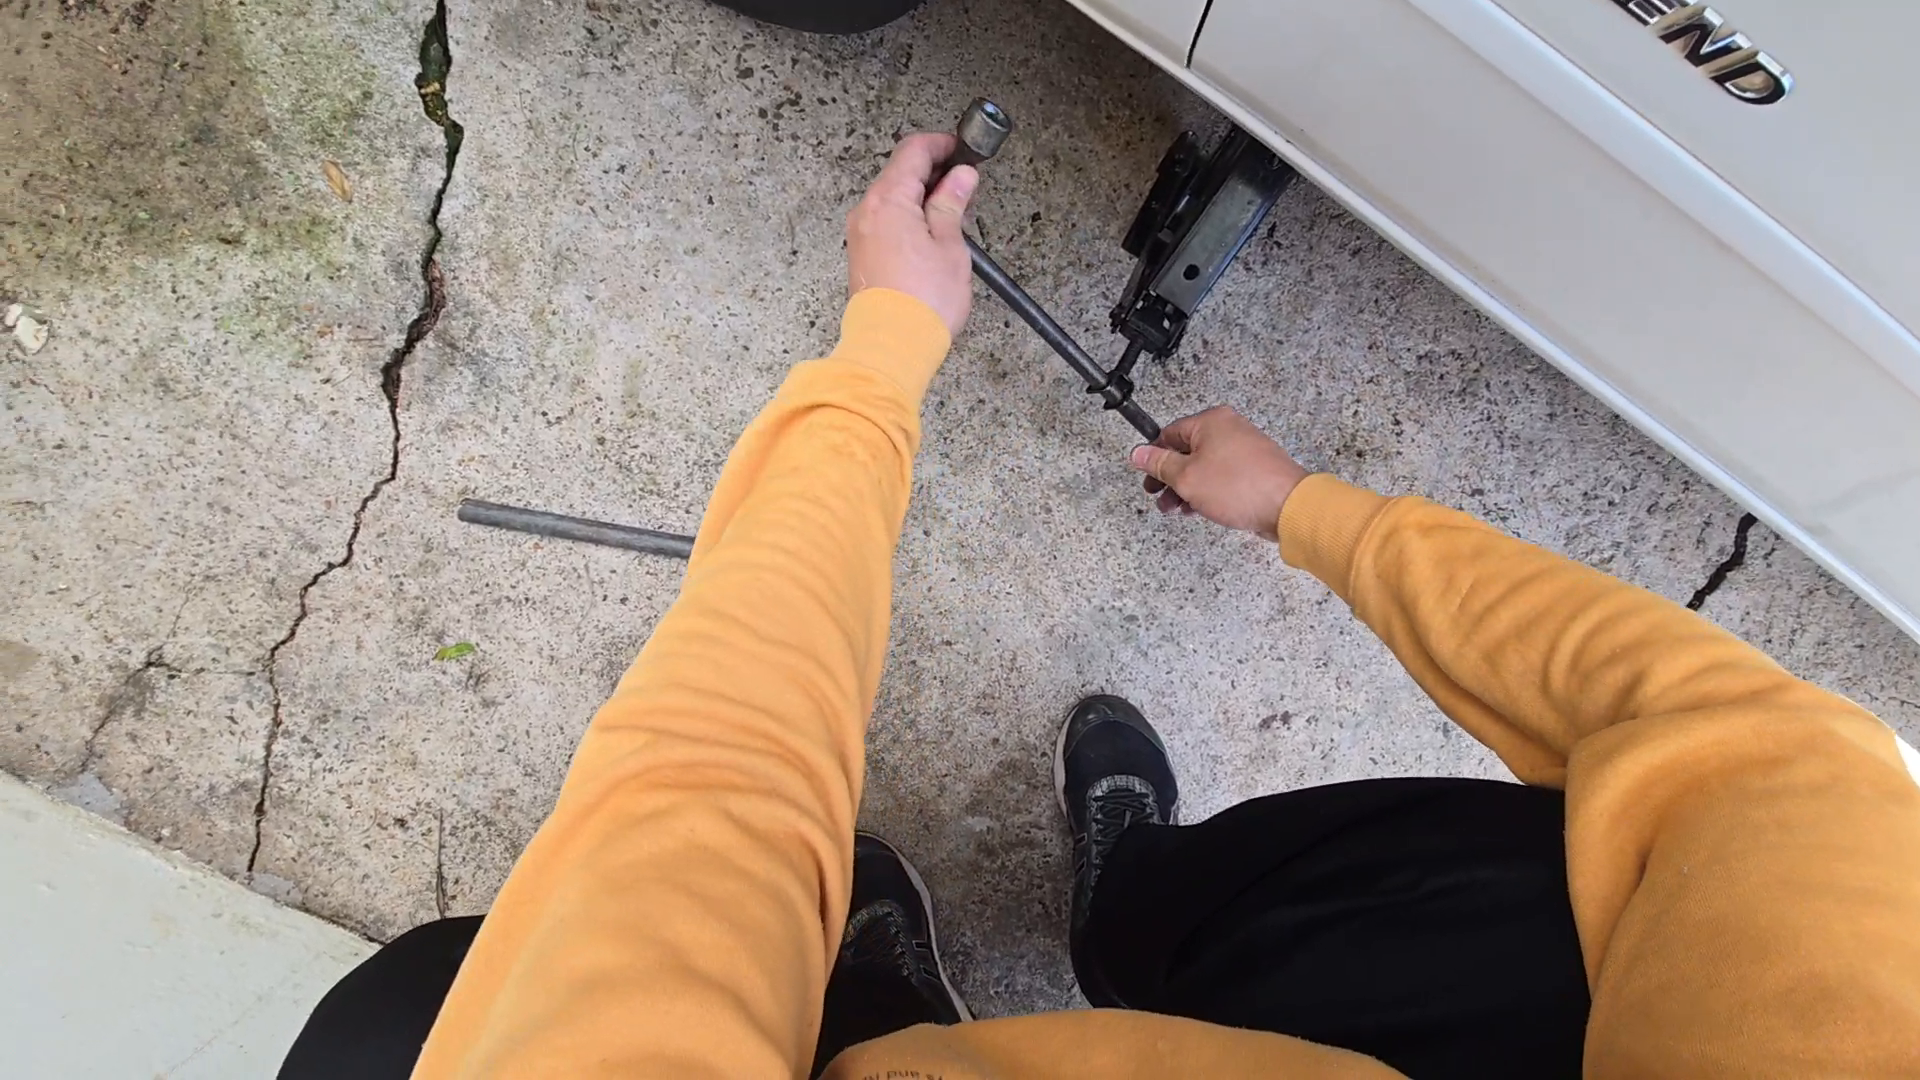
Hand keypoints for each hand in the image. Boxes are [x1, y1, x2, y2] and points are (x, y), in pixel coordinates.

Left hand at [846, 133, 978, 335]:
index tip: (960, 151)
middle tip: (962, 190)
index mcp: (889, 200)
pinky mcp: (861, 259)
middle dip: (932, 176)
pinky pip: (884, 226)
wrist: (892, 346)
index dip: (940, 145)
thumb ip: (951, 205)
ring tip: (949, 221)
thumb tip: (960, 178)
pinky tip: (927, 240)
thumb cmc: (923, 302)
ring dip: (919, 201)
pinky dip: (905, 222)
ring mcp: (860, 236)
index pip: (913, 152)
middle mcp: (867, 212)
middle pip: (899, 175)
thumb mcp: (949, 247)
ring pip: (891, 202)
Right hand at [1127, 406, 1309, 539]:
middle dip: (1169, 478)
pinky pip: (1221, 476)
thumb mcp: (1185, 477)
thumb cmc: (1238, 487)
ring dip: (1185, 488)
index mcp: (1210, 422)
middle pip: (1186, 451)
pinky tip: (1197, 509)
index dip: (1154, 457)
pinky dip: (1206, 490)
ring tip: (1176, 510)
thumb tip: (1138, 453)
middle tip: (1158, 496)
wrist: (1286, 506)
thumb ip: (1159, 464)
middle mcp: (1228, 429)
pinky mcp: (1253, 469)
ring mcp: (1243, 449)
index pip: (1169, 434)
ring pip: (1203, 466)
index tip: (1146, 476)